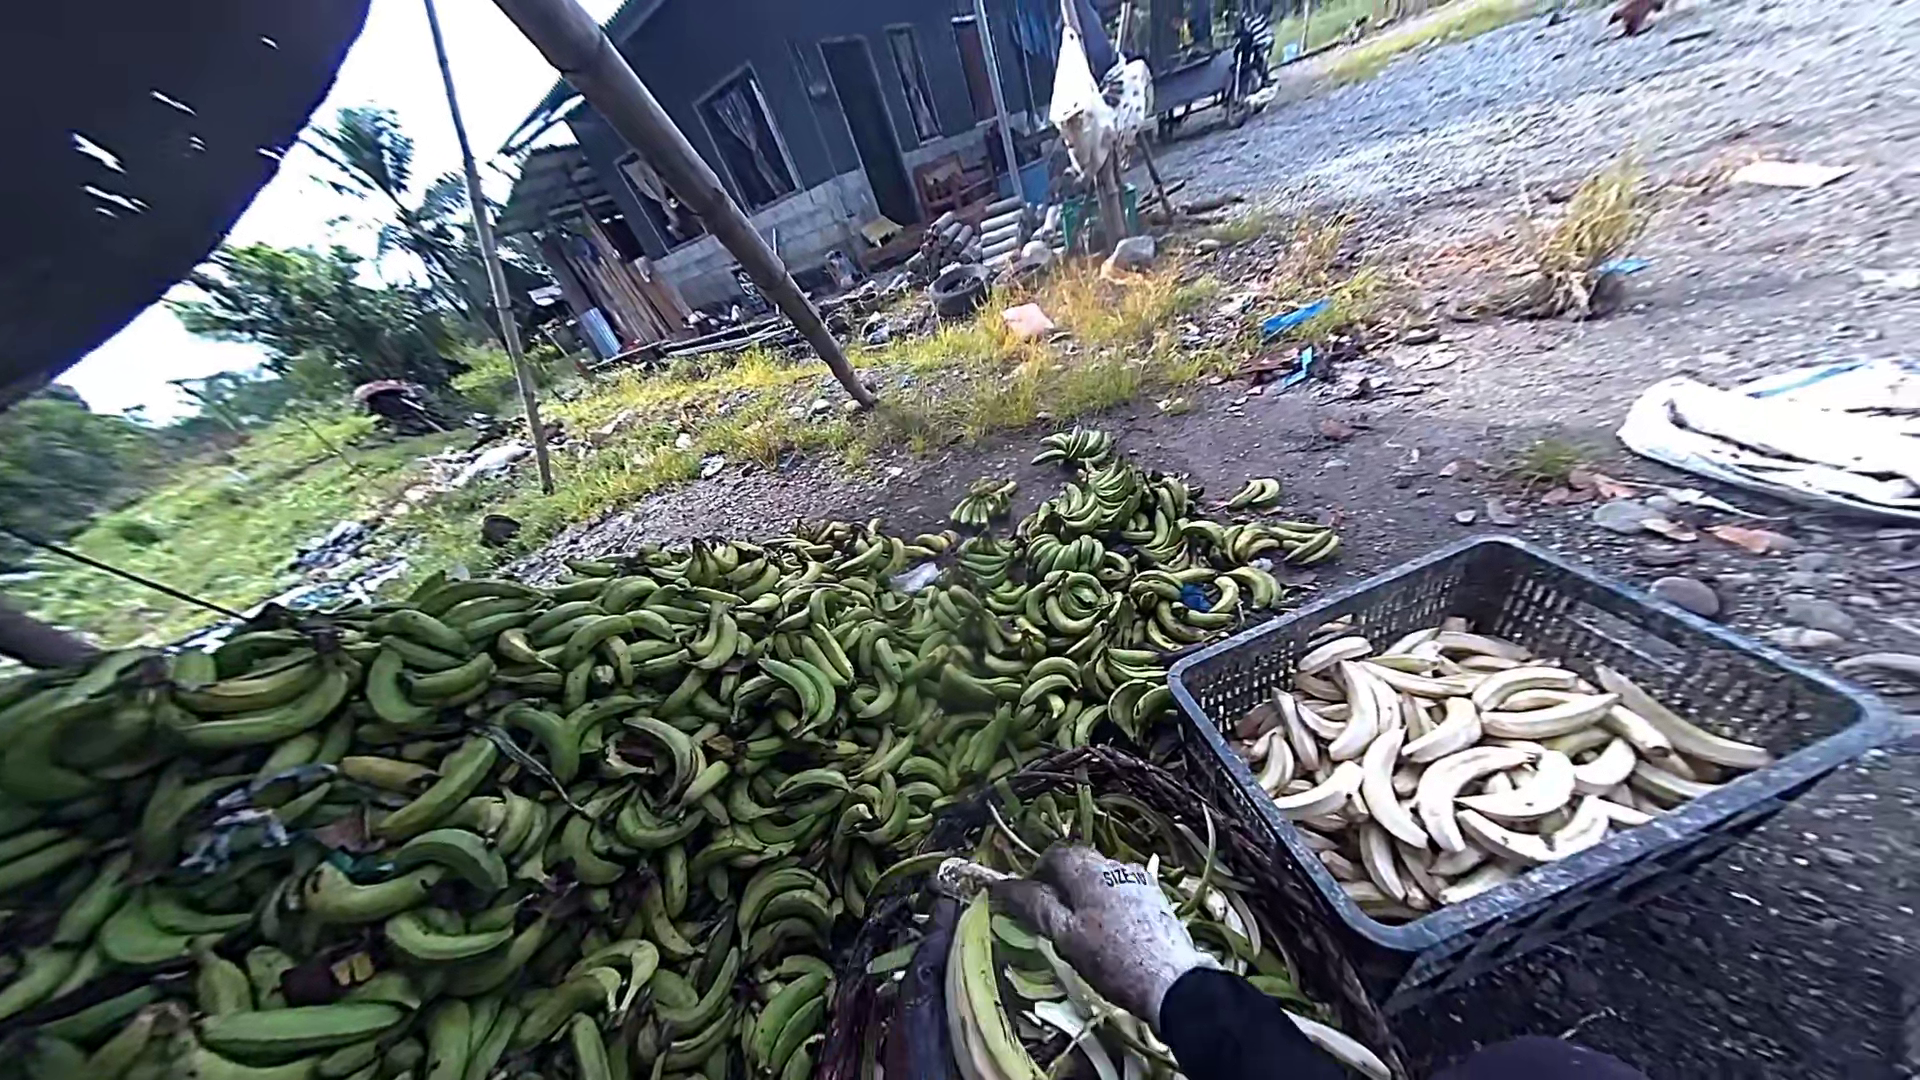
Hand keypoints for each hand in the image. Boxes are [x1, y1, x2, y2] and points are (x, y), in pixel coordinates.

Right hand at [990, 845, 1211, 1029]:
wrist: (1172, 982)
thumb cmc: (1111, 959)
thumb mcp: (1065, 936)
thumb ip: (1036, 905)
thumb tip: (1006, 884)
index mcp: (1085, 869)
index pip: (1053, 854)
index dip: (1037, 873)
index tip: (1031, 898)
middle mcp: (1110, 863)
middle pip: (1077, 861)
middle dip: (1062, 882)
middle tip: (1055, 916)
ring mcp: (1136, 876)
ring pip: (1100, 875)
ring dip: (1086, 890)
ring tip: (1085, 926)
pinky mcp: (1154, 894)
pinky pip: (1121, 887)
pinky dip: (1109, 899)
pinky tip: (1113, 928)